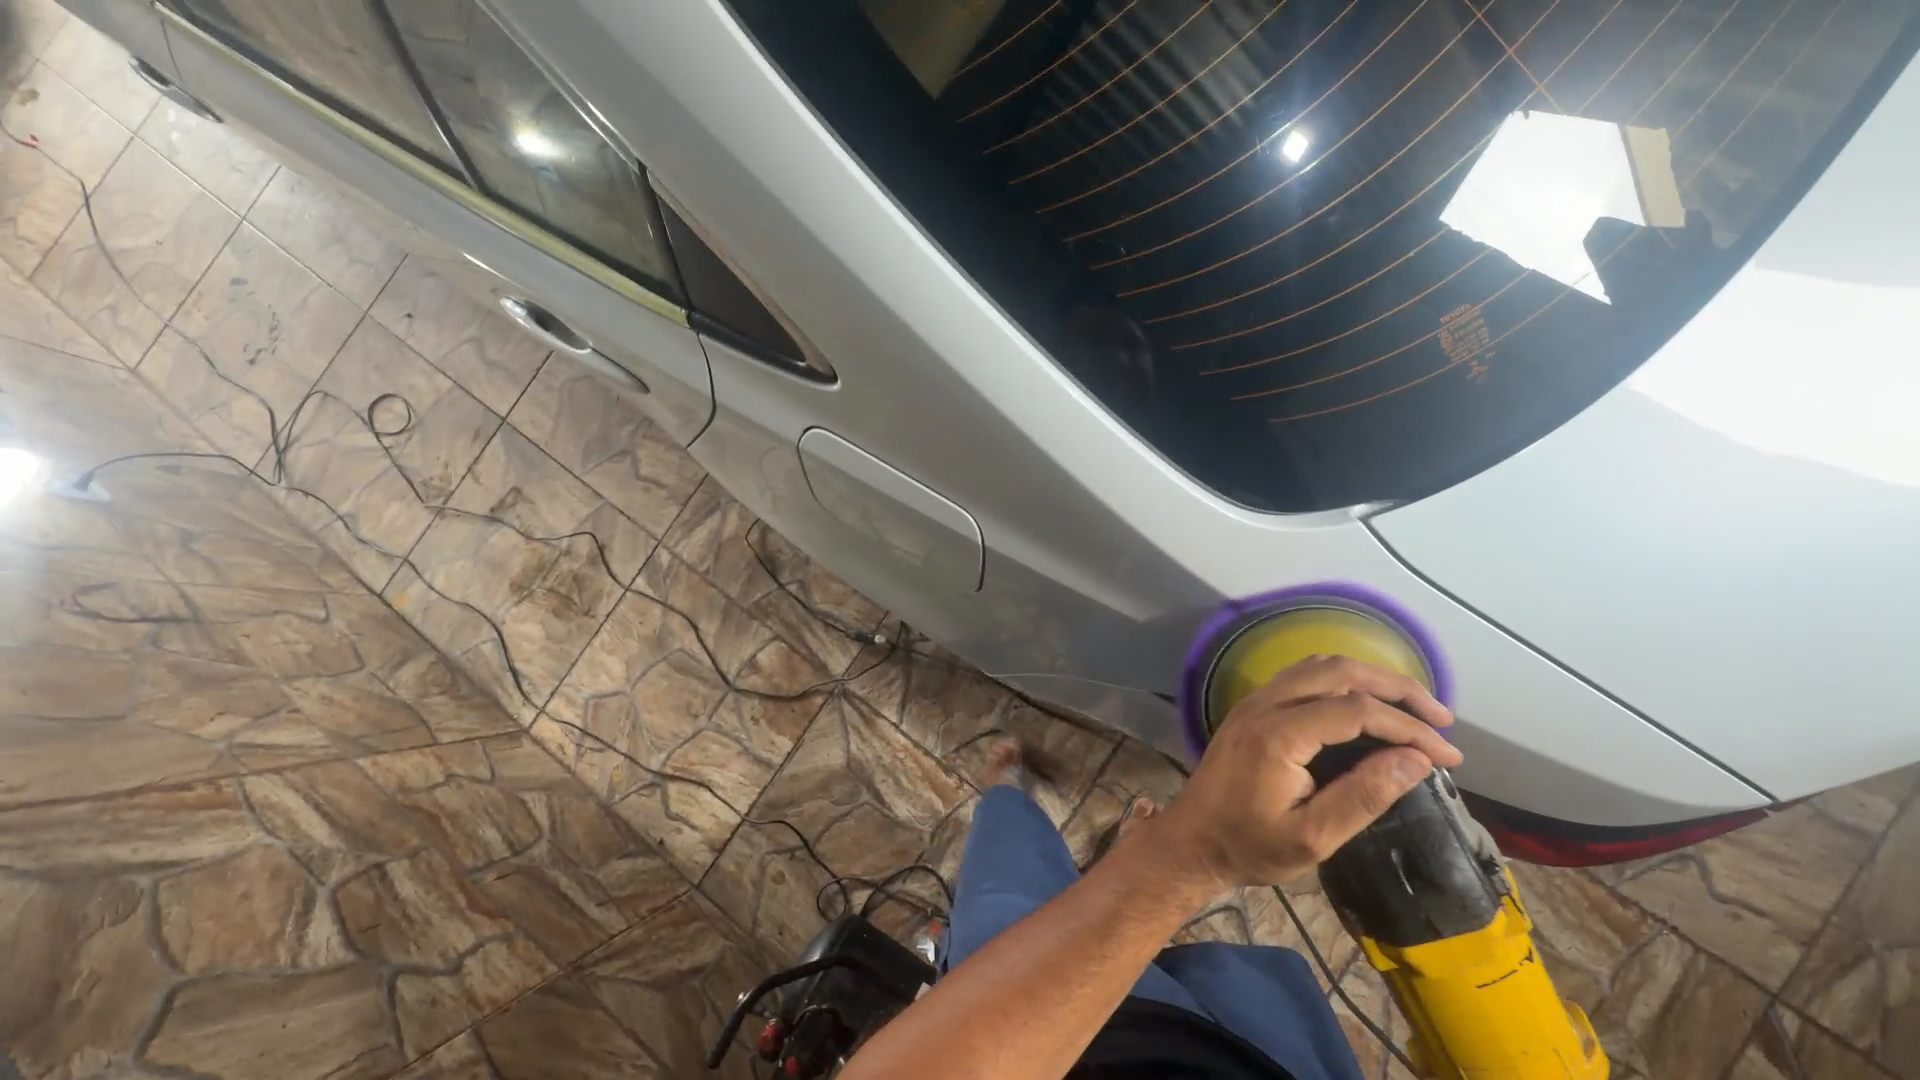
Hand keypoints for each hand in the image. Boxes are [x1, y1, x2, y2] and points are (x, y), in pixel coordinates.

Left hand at [1149, 656, 1462, 893]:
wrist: (1191, 841)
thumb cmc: (1248, 846)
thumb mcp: (1312, 837)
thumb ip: (1363, 796)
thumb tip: (1416, 760)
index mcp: (1278, 736)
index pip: (1357, 710)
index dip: (1408, 727)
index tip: (1447, 755)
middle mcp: (1264, 706)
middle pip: (1340, 672)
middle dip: (1397, 688)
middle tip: (1440, 719)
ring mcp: (1254, 702)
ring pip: (1320, 668)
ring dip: (1370, 679)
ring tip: (1411, 709)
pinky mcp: (1252, 708)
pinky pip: (1302, 677)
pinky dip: (1342, 682)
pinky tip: (1365, 705)